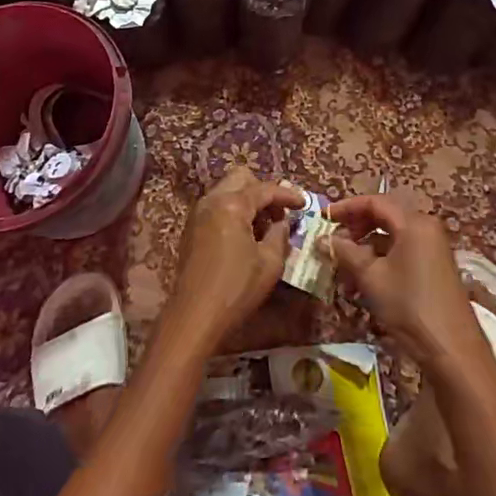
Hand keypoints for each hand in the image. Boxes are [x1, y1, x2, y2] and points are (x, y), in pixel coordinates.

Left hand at [166, 166, 304, 350]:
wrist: (193, 317)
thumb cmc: (236, 289)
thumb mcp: (270, 262)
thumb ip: (280, 234)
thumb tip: (283, 222)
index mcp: (232, 204)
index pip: (266, 189)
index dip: (288, 195)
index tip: (304, 204)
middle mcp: (212, 200)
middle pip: (242, 178)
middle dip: (263, 190)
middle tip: (279, 213)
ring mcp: (198, 213)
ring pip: (227, 190)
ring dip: (248, 200)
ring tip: (264, 227)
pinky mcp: (191, 229)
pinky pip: (217, 206)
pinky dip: (233, 211)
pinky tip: (245, 236)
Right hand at [327, 195, 493, 376]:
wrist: (451, 348)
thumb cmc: (409, 306)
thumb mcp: (371, 278)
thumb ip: (346, 253)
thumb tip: (323, 239)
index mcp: (414, 223)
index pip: (375, 202)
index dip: (347, 207)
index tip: (325, 218)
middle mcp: (427, 228)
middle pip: (385, 218)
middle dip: (356, 229)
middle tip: (333, 243)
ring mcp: (433, 248)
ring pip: (392, 238)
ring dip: (366, 250)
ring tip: (344, 271)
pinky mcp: (435, 268)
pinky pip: (403, 253)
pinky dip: (382, 262)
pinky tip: (364, 284)